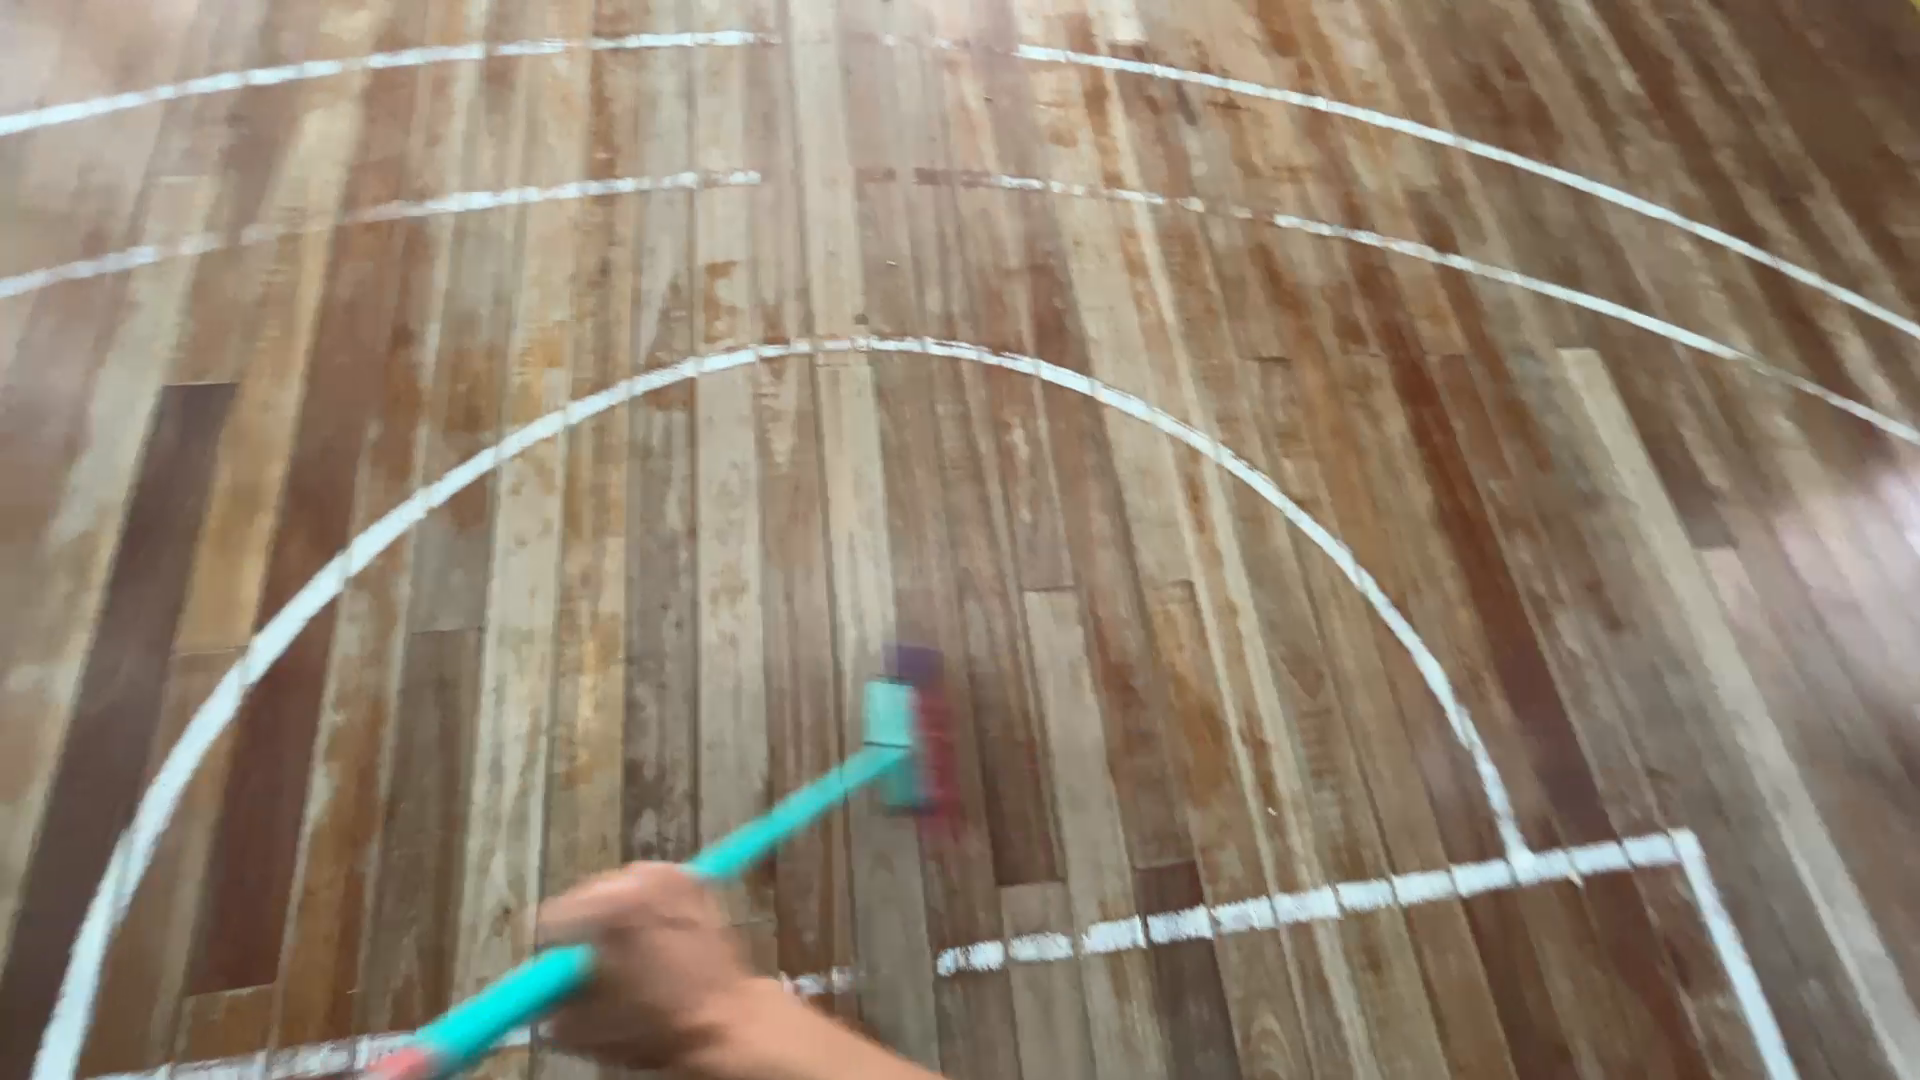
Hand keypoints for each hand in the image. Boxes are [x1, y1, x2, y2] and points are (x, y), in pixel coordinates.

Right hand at [535, 863, 760, 1069]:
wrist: (724, 1015)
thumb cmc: (654, 1025)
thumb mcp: (586, 1026)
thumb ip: (549, 1006)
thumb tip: (533, 1000)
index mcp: (606, 910)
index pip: (552, 918)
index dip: (550, 947)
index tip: (553, 968)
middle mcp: (637, 879)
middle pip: (588, 895)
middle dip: (582, 925)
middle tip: (587, 959)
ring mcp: (671, 874)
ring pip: (623, 886)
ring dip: (616, 911)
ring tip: (624, 948)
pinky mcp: (696, 878)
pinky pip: (656, 883)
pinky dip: (648, 902)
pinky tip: (653, 932)